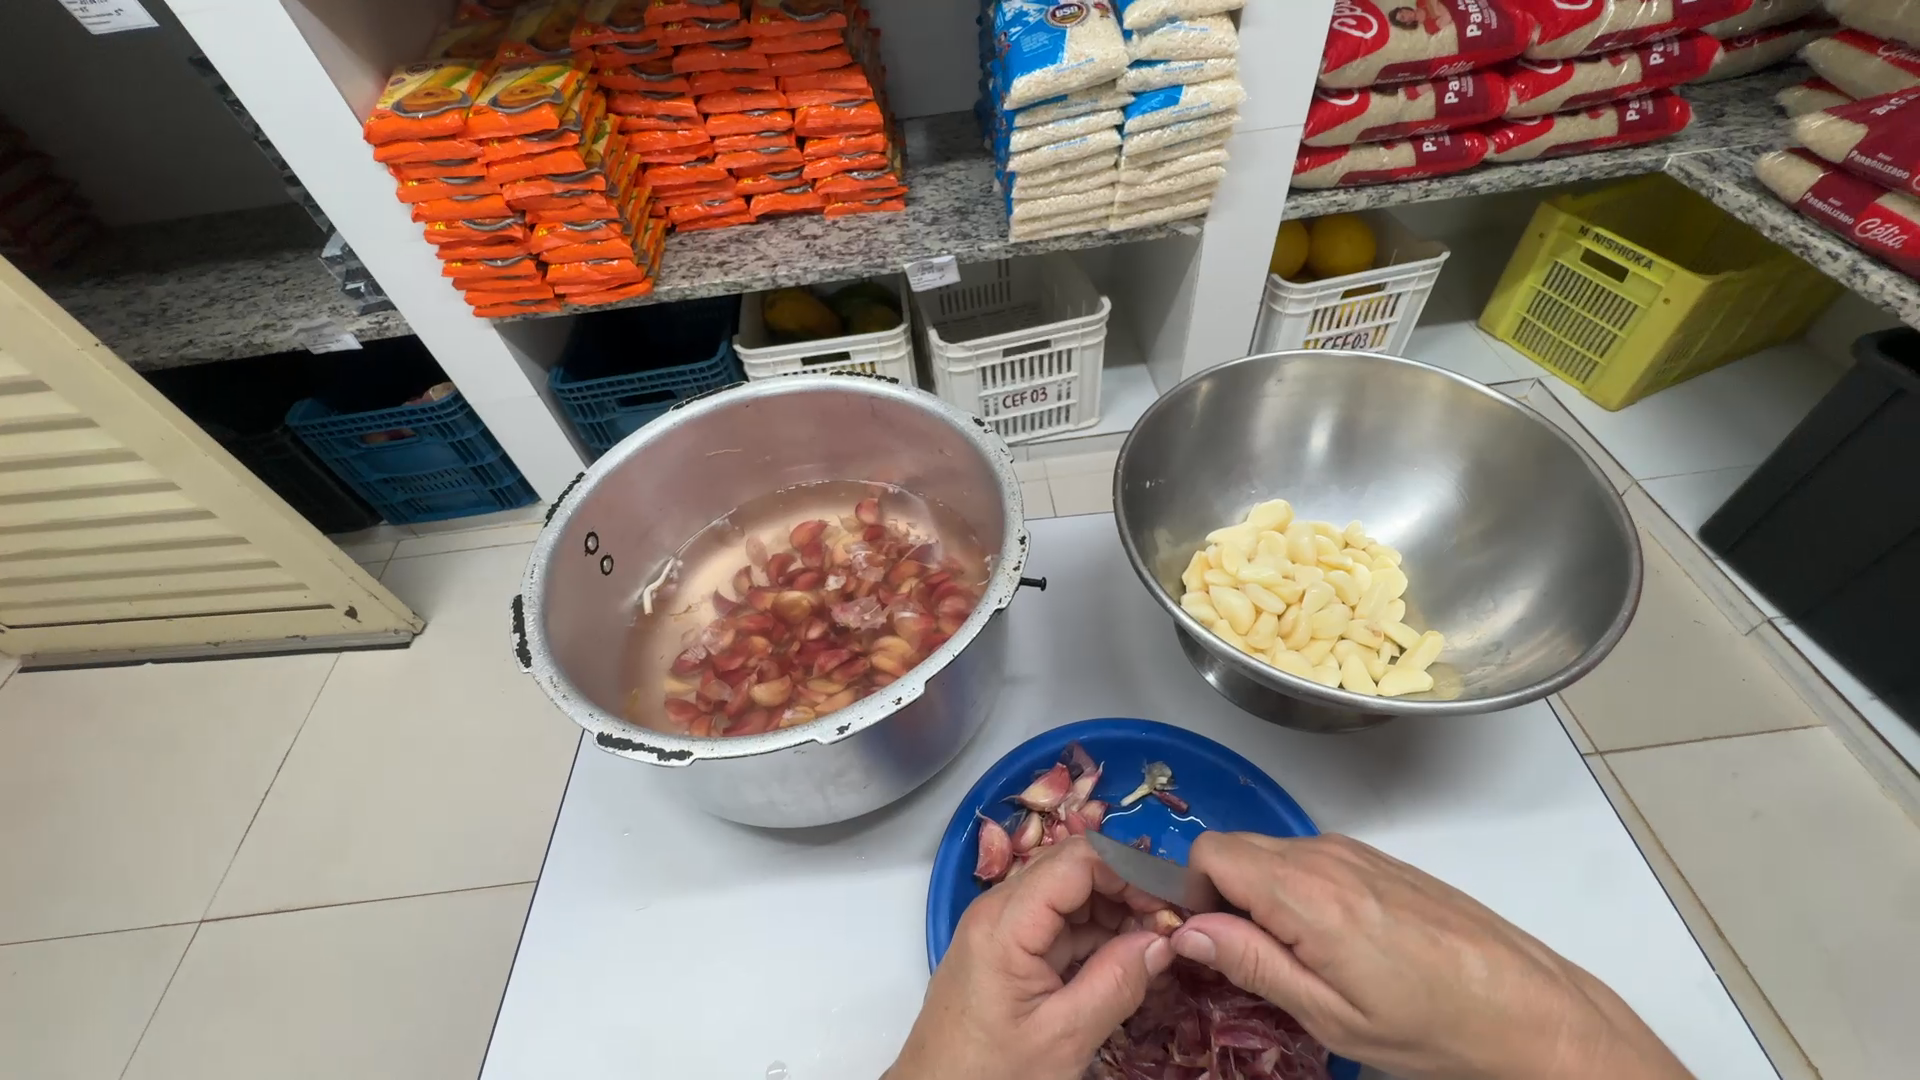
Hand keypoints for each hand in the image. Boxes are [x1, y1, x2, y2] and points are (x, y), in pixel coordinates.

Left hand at [885, 837, 1174, 1079]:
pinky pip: (1057, 921)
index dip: (1127, 871)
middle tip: (1170, 925)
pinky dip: (1094, 932)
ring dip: (1113, 910)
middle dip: (1125, 888)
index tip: (1169, 903)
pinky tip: (1126, 956)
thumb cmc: (992, 1074)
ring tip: (1156, 942)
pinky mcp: (1007, 945)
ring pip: (1067, 892)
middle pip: (1071, 869)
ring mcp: (1001, 924)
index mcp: (1006, 919)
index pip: (1075, 860)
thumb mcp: (1063, 1039)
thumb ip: (1115, 984)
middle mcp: (999, 906)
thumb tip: (1164, 940)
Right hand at [1173, 832, 1692, 1079]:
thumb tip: (1186, 932)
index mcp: (1303, 891)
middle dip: (1224, 895)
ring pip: (1271, 853)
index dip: (1195, 894)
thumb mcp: (1329, 1016)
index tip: (1216, 942)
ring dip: (1262, 893)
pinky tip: (1340, 941)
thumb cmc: (1432, 1028)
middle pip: (1235, 848)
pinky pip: (1308, 858)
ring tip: (1303, 956)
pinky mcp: (1376, 857)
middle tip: (1253, 957)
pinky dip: (1297, 888)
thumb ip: (1249, 962)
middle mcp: (1322, 853)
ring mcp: (1352, 850)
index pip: (1208, 852)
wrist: (1536, 1015)